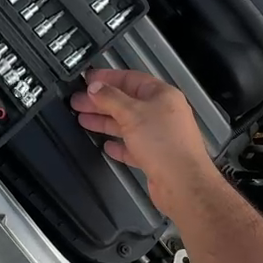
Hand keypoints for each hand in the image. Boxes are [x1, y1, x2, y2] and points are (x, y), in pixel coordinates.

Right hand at [70, 68, 215, 208]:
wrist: (183, 185)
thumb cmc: (164, 144)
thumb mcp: (132, 113)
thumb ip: (110, 98)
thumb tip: (95, 87)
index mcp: (162, 95)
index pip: (131, 79)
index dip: (107, 78)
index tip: (88, 79)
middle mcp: (163, 113)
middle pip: (126, 102)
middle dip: (101, 101)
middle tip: (79, 101)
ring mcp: (160, 136)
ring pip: (127, 124)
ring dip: (105, 121)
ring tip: (84, 120)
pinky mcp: (156, 157)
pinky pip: (133, 146)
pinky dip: (119, 145)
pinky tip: (107, 146)